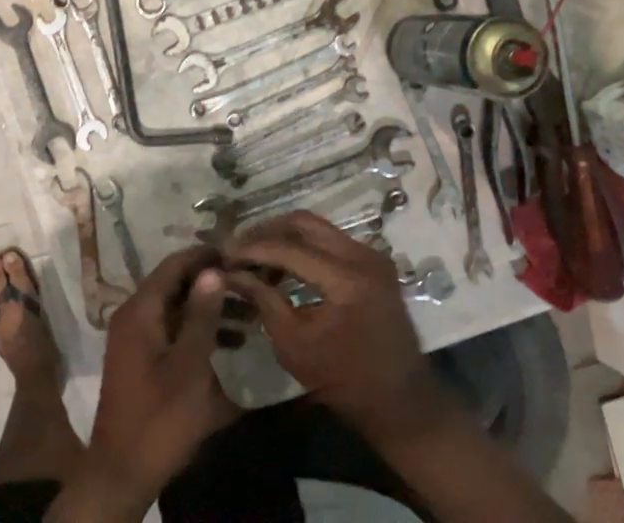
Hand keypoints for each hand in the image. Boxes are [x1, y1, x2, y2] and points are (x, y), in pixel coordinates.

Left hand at [49, 246, 237, 520]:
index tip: (241, 252)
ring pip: (177, 310)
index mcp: (140, 311)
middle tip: (254, 283)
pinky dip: (200, 331)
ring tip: (253, 313)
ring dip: (211, 309)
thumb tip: (213, 270)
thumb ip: (201, 316)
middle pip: (176, 285)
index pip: (174, 265)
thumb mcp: (189, 365)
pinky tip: (233, 344)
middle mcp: (134, 317)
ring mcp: (136, 340)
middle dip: (213, 283)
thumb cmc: (160, 417)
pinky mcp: (143, 361)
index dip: (206, 256)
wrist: (123, 471)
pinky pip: (174, 332)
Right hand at [223, 211, 446, 441]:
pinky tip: (283, 267)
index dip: (252, 249)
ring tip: (257, 258)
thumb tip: (230, 273)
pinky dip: (305, 247)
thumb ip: (263, 300)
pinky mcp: (374, 263)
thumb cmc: (343, 379)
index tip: (224, 254)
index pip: (288, 248)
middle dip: (267, 232)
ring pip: (318, 228)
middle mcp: (363, 256)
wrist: (399, 399)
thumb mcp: (293, 344)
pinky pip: (332, 241)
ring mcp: (373, 256)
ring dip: (285, 238)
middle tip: (239, 247)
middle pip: (304, 223)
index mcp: (347, 279)